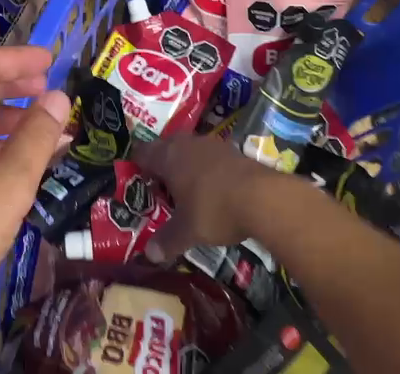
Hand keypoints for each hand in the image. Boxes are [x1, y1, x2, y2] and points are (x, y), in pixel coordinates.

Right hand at [134, 133, 285, 263]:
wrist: (263, 197)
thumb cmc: (215, 209)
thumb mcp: (188, 230)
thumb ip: (168, 240)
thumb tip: (150, 255)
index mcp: (168, 157)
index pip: (142, 154)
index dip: (136, 166)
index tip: (135, 181)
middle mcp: (186, 144)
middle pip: (165, 148)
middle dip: (161, 166)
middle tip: (159, 188)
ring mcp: (211, 144)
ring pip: (189, 150)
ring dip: (185, 166)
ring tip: (185, 189)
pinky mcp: (232, 151)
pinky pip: (209, 157)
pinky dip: (206, 169)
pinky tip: (212, 188)